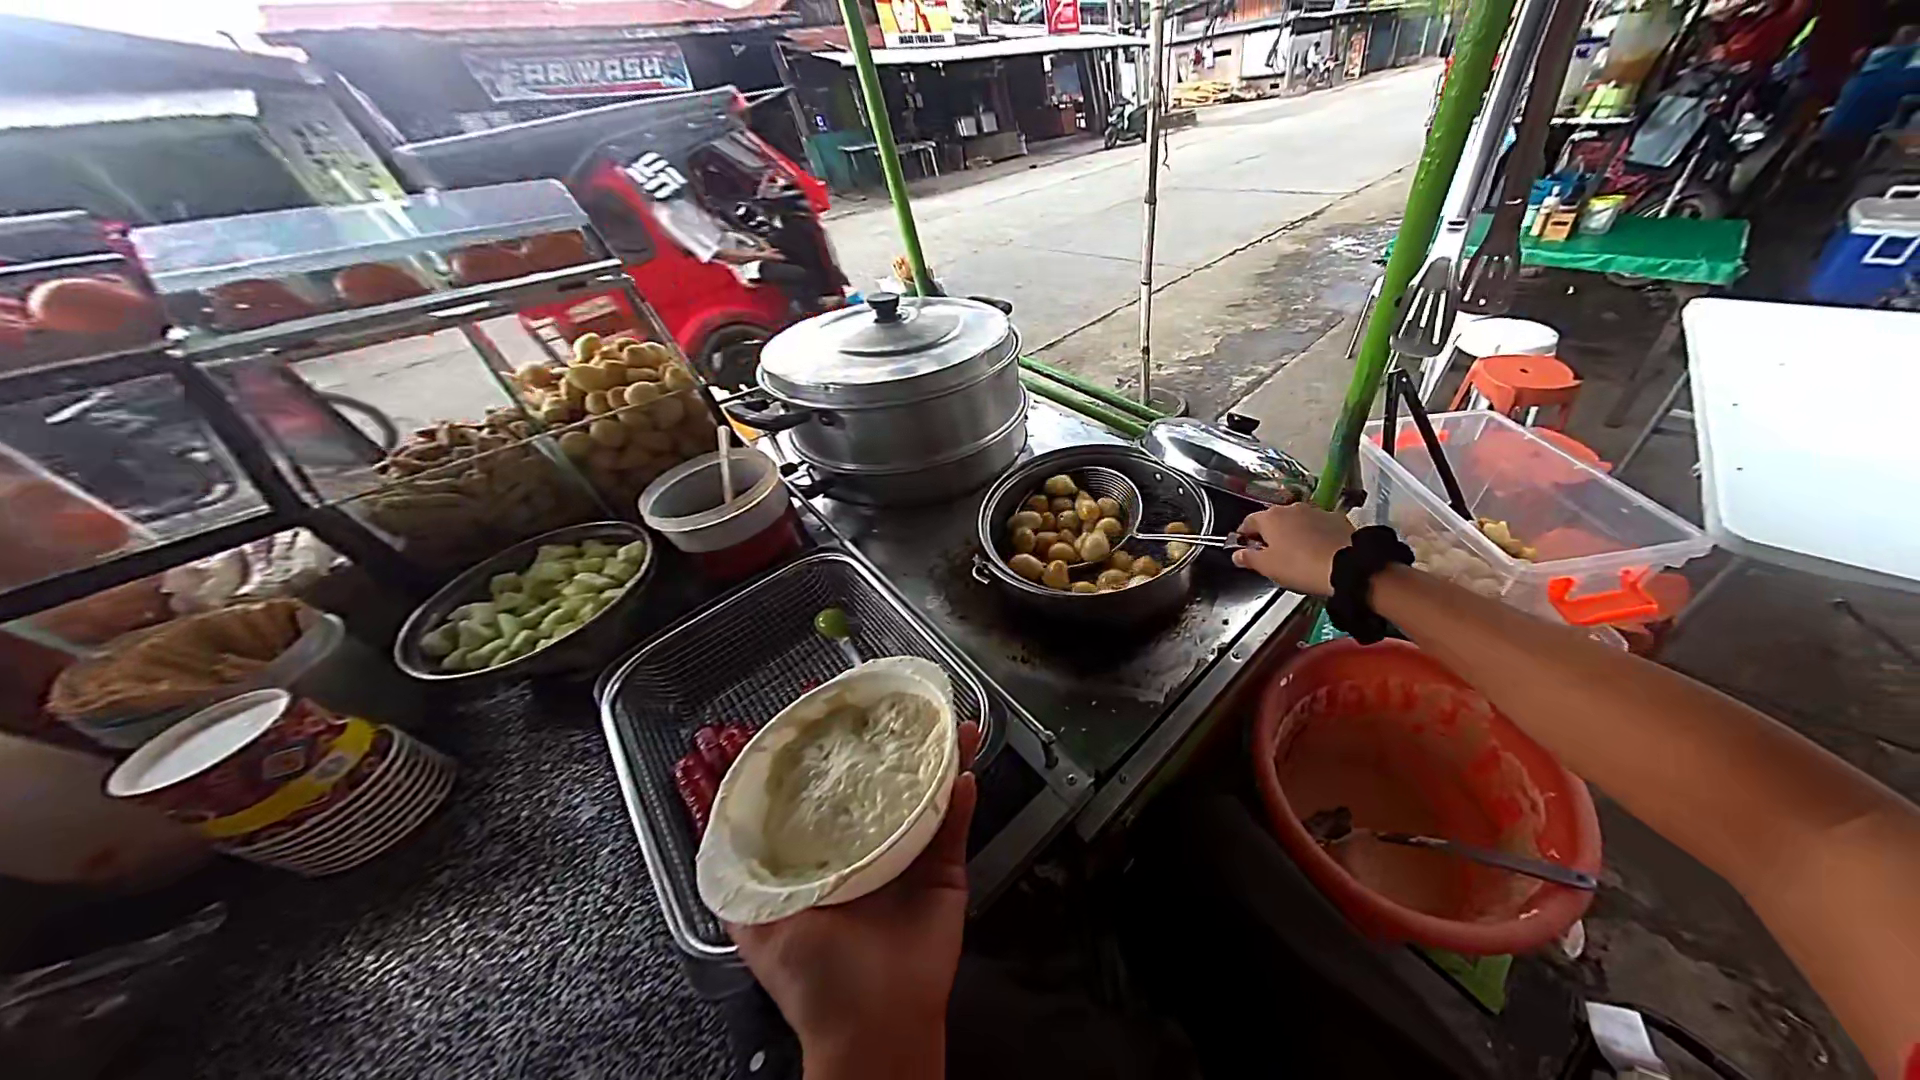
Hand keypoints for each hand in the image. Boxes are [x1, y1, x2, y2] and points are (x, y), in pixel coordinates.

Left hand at [727, 720, 981, 1076]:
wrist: (876, 1026)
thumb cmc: (815, 978)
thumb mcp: (761, 927)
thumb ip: (740, 884)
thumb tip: (716, 828)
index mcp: (832, 855)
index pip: (832, 794)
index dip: (833, 754)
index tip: (831, 714)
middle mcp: (871, 847)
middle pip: (883, 786)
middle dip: (892, 747)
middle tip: (895, 707)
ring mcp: (911, 856)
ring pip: (925, 795)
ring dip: (938, 759)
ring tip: (945, 722)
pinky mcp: (945, 870)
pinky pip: (955, 825)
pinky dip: (961, 797)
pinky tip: (964, 768)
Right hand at [1231, 502, 1355, 595]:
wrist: (1347, 567)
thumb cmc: (1300, 566)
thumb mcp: (1267, 567)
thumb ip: (1248, 558)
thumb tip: (1238, 554)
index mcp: (1269, 517)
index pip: (1247, 522)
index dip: (1244, 537)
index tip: (1245, 549)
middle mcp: (1291, 508)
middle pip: (1272, 520)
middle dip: (1269, 534)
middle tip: (1270, 554)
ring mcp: (1315, 511)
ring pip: (1296, 521)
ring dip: (1292, 533)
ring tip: (1295, 554)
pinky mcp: (1336, 519)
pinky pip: (1317, 525)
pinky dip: (1313, 534)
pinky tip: (1316, 550)